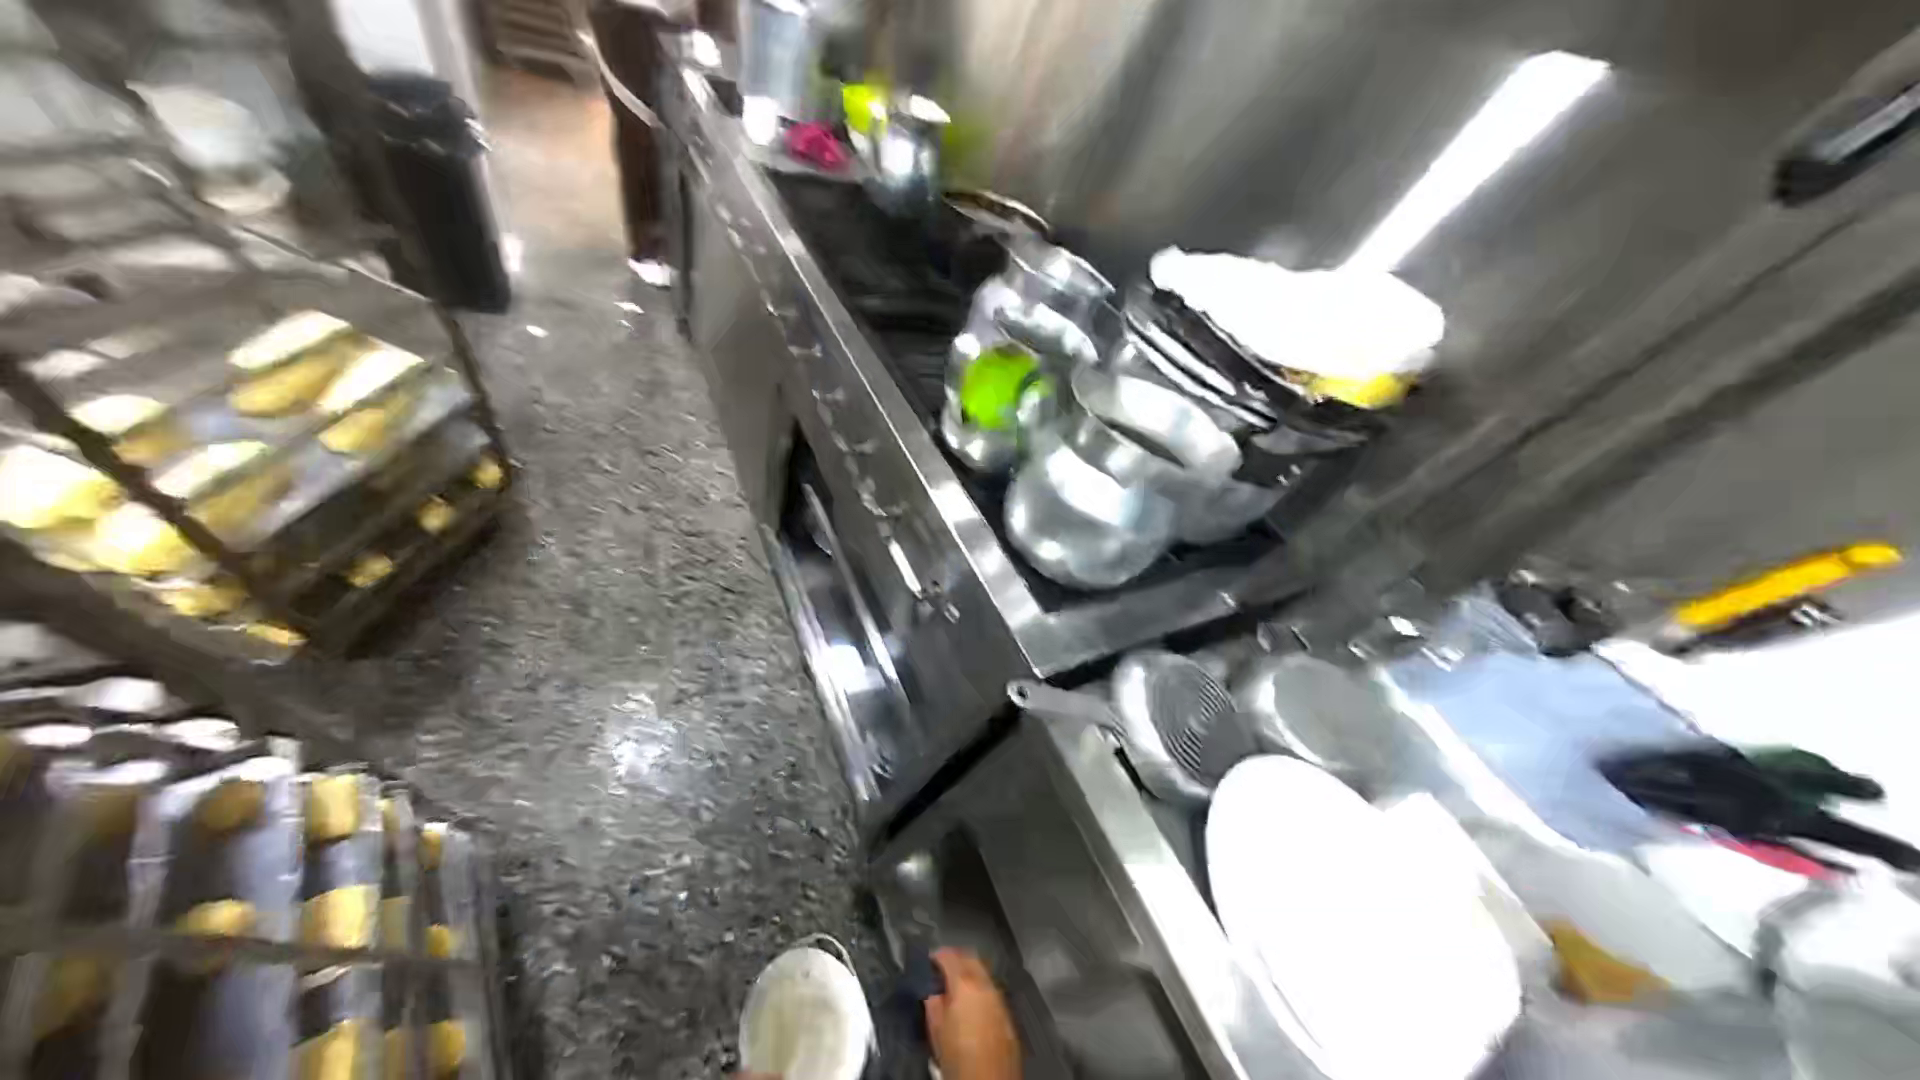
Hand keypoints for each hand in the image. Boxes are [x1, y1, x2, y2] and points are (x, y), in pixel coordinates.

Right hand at [925, 948, 1021, 1079]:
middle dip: (955, 957)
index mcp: (964, 983)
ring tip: (956, 983)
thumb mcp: (936, 1030)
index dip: (937, 955)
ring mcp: (999, 996)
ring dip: (969, 971)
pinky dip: (980, 987)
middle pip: (970, 957)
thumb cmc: (958, 1055)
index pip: (950, 956)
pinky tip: (972, 1001)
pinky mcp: (1007, 1012)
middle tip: (942, 967)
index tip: (929, 961)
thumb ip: (933, 1003)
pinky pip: (991, 989)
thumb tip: (934, 991)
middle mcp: (985, 983)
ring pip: (983, 972)